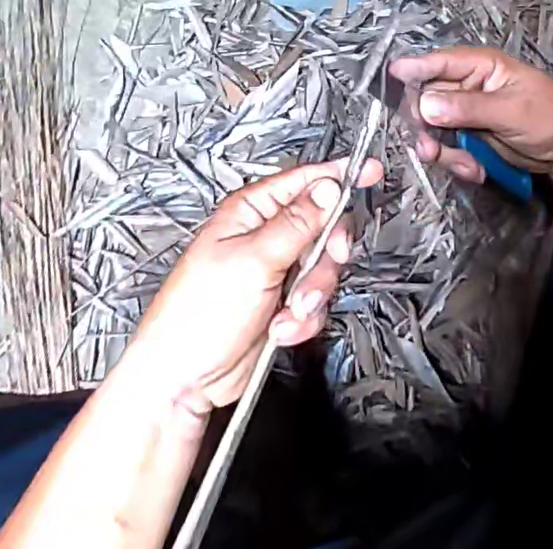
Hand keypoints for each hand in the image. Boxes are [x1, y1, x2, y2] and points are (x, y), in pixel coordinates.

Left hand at [121, 157, 383, 414]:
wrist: (182, 381)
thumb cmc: (195, 316)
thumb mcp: (254, 260)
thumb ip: (298, 223)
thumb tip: (328, 187)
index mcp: (252, 211)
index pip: (305, 181)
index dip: (339, 176)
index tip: (370, 172)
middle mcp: (265, 235)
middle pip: (324, 224)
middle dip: (327, 253)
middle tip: (322, 265)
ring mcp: (275, 269)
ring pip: (324, 265)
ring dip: (312, 293)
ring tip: (290, 310)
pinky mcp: (282, 300)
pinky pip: (316, 298)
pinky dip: (304, 317)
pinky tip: (282, 327)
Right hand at [390, 46, 552, 183]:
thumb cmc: (550, 119)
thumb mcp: (512, 112)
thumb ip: (468, 108)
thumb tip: (425, 104)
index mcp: (481, 66)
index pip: (441, 62)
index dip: (415, 67)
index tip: (392, 75)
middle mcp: (467, 84)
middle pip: (427, 97)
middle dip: (425, 124)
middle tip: (428, 147)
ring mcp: (465, 111)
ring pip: (432, 126)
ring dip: (441, 148)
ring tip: (463, 164)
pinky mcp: (467, 135)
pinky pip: (446, 145)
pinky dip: (455, 160)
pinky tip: (475, 170)